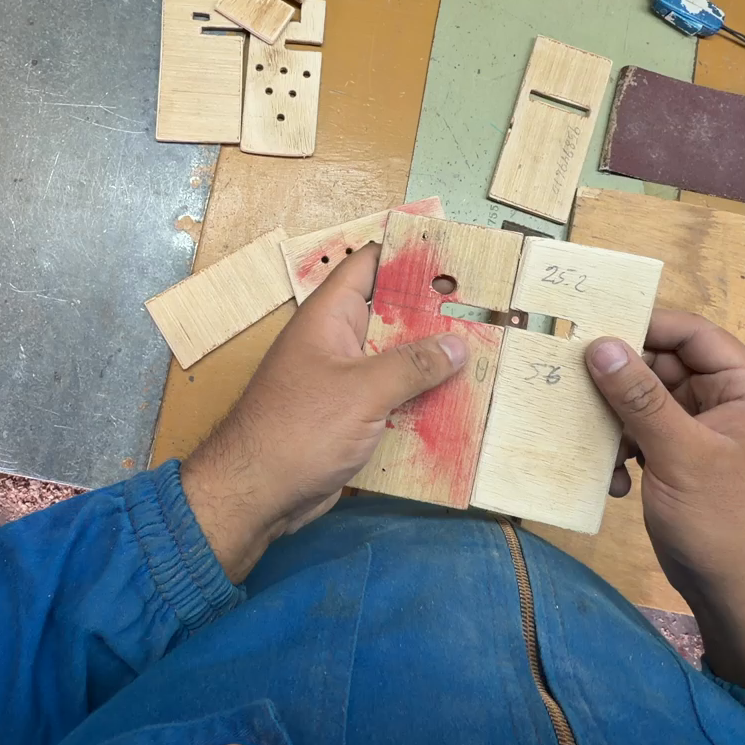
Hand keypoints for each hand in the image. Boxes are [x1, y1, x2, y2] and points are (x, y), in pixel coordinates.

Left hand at [181, 243, 468, 582]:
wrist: (258, 493)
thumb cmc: (301, 428)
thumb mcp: (362, 391)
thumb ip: (412, 365)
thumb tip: (458, 343)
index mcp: (330, 317)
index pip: (369, 266)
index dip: (406, 254)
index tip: (452, 251)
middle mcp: (338, 341)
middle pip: (390, 315)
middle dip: (433, 312)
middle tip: (484, 307)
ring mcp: (345, 380)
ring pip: (395, 360)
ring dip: (432, 360)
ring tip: (486, 351)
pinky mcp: (352, 416)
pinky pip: (392, 397)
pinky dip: (421, 397)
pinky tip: (461, 401)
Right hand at [586, 310, 744, 703]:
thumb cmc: (726, 524)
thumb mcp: (680, 454)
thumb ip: (638, 395)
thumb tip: (599, 343)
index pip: (693, 335)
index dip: (645, 326)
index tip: (592, 327)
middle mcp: (728, 405)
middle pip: (664, 368)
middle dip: (620, 382)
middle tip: (572, 384)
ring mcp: (704, 435)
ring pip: (647, 403)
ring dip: (617, 423)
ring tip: (596, 445)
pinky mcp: (683, 462)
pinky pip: (645, 436)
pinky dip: (623, 450)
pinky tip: (614, 480)